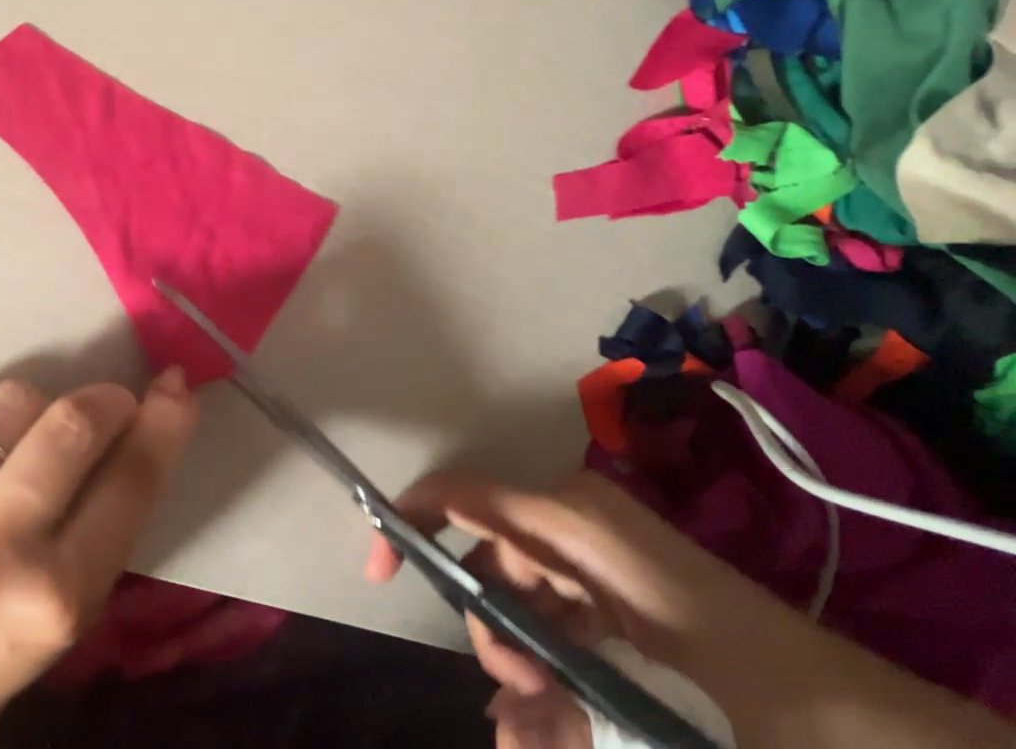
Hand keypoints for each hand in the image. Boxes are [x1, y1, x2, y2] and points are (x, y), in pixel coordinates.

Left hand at [0, 368, 199, 748]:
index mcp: (57, 593)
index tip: (172, 387)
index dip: (160, 423)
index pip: (128, 481)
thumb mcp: (90, 586)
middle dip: (100, 402)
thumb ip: (125, 496)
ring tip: (28, 444)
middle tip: (106, 408)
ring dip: (34, 410)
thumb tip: (167, 394)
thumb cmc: (25, 627)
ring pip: (6, 404)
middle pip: (66, 427)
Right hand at [365, 469, 1015, 748]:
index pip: (459, 496)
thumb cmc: (712, 657)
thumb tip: (463, 609)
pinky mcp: (616, 594)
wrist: (833, 712)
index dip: (406, 521)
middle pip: (486, 561)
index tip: (376, 569)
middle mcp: (575, 522)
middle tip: (519, 687)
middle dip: (489, 628)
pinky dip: (547, 659)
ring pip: (519, 600)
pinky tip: (556, 707)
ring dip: (518, 658)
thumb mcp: (602, 623)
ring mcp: (597, 557)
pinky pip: (555, 617)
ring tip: (542, 713)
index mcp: (567, 513)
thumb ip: (526, 596)